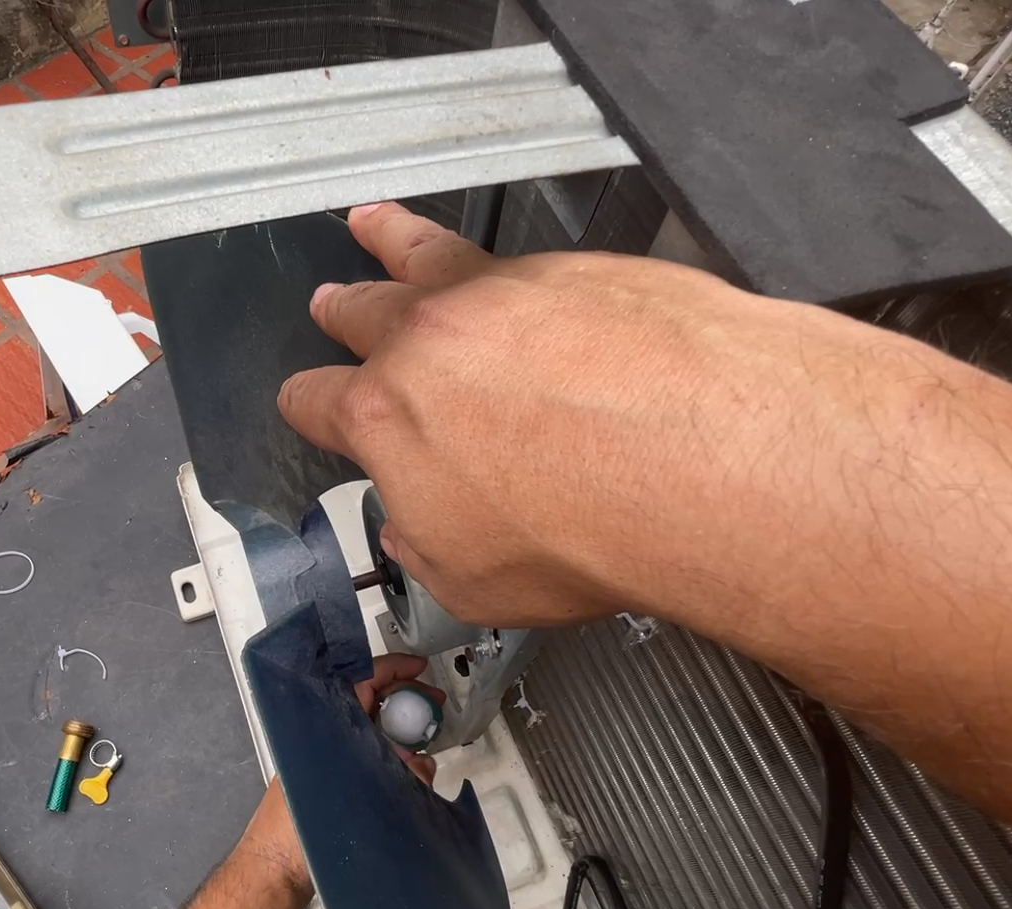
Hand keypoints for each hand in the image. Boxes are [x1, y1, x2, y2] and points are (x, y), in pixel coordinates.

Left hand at [235, 655, 445, 895]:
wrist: (274, 872)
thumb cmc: (296, 830)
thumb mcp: (351, 795)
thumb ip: (395, 778)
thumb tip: (423, 764)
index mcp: (322, 725)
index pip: (360, 681)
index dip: (391, 668)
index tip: (420, 666)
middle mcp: (329, 738)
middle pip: (373, 704)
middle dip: (406, 700)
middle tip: (436, 705)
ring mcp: (335, 761)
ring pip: (376, 734)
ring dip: (404, 735)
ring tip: (429, 746)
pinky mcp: (340, 785)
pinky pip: (374, 762)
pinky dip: (395, 762)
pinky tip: (415, 776)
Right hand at [277, 202, 1003, 634]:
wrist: (705, 462)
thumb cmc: (582, 530)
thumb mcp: (469, 579)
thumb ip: (423, 543)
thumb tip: (417, 526)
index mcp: (386, 418)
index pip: (318, 401)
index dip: (306, 405)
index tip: (308, 404)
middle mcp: (430, 341)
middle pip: (361, 311)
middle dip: (340, 311)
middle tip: (330, 303)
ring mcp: (502, 294)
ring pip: (426, 253)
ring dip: (393, 241)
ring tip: (374, 225)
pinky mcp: (574, 271)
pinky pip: (522, 258)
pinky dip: (505, 265)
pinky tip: (520, 280)